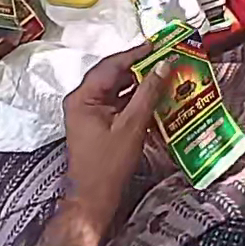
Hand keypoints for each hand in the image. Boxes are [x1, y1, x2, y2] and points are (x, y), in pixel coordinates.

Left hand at [63, 42, 169, 223]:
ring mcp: (88, 112)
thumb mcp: (132, 126)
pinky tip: (153, 96)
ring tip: (162, 74)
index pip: (111, 66)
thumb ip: (148, 93)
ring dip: (138, 83)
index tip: (155, 45)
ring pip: (116, 89)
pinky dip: (134, 99)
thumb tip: (163, 66)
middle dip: (138, 67)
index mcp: (83, 97)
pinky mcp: (96, 123)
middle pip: (112, 75)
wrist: (94, 200)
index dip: (134, 54)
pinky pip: (116, 103)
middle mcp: (81, 100)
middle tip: (162, 58)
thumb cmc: (108, 165)